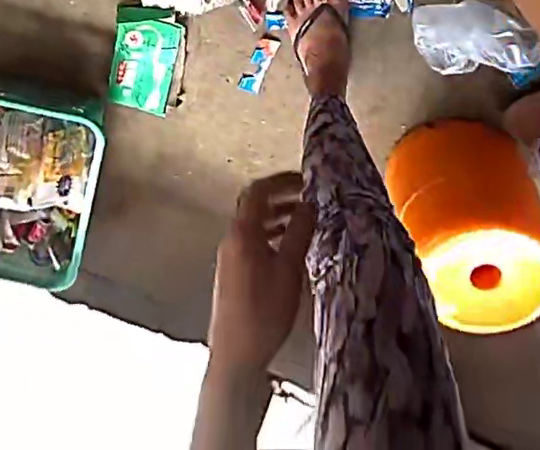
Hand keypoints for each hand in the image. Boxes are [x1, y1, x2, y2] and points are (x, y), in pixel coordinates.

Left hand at [207, 172, 314, 374]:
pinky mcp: (232, 274)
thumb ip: (299, 231)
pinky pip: (251, 241)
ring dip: (277, 216)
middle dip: (280, 197)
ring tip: (302, 220)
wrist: (235, 359)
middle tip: (305, 197)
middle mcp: (231, 240)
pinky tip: (288, 248)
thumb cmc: (264, 311)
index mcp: (243, 233)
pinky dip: (270, 234)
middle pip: (254, 206)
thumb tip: (309, 203)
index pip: (258, 191)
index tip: (303, 180)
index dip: (280, 180)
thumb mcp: (289, 268)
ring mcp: (229, 258)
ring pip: (253, 224)